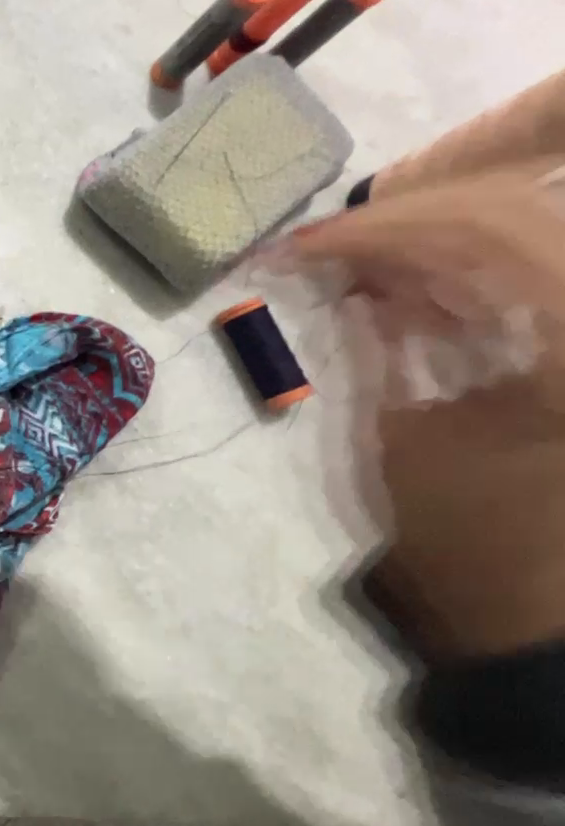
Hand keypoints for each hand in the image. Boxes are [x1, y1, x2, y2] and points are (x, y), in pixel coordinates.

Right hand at [289, 169, 564, 656]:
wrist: (534, 604)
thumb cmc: (461, 539)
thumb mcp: (404, 442)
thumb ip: (384, 350)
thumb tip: (356, 283)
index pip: (489, 228)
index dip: (387, 224)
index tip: (301, 246)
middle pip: (518, 213)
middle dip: (410, 217)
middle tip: (323, 243)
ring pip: (529, 235)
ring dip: (432, 241)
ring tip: (351, 263)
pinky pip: (531, 281)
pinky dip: (463, 276)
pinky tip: (401, 290)